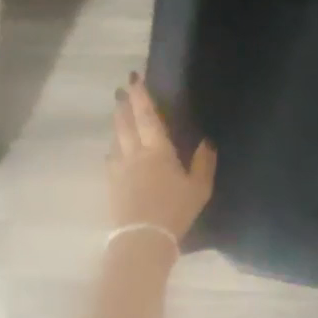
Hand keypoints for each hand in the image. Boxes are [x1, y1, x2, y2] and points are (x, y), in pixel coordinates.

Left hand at [109, 73, 215, 241]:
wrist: (142, 239)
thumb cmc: (174, 212)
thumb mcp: (199, 189)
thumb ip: (203, 163)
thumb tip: (206, 142)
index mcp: (157, 150)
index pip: (147, 116)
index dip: (140, 96)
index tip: (133, 79)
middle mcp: (134, 153)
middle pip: (125, 124)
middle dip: (124, 106)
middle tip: (121, 91)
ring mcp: (119, 169)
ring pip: (116, 139)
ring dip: (117, 124)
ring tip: (118, 115)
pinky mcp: (112, 185)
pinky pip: (111, 159)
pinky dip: (114, 149)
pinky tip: (114, 152)